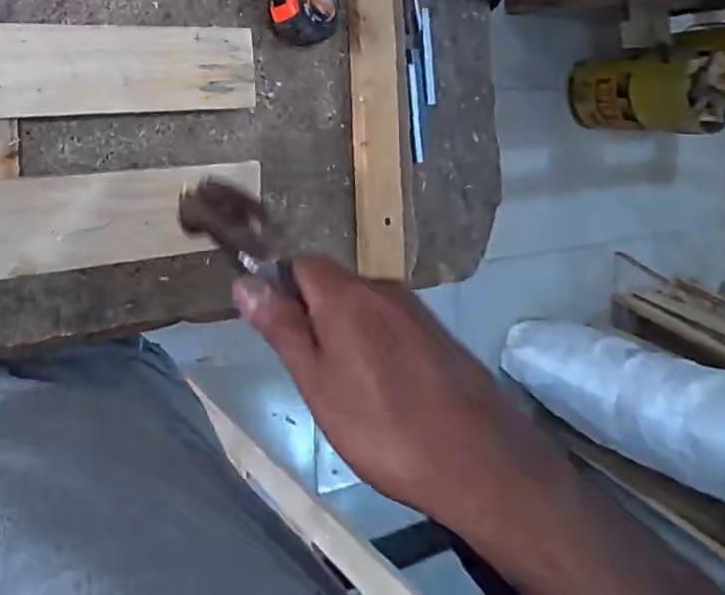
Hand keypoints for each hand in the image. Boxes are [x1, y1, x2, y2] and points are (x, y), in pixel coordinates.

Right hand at [234, 258, 564, 531]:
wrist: (480, 461)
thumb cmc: (383, 426)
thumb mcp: (317, 382)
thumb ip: (281, 327)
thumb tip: (244, 283)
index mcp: (346, 294)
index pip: (300, 263)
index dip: (281, 287)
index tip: (277, 328)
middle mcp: (381, 288)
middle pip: (332, 283)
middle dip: (313, 313)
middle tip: (311, 368)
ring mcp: (414, 308)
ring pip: (362, 304)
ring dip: (345, 329)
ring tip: (347, 385)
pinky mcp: (436, 332)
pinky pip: (390, 322)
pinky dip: (375, 341)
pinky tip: (384, 387)